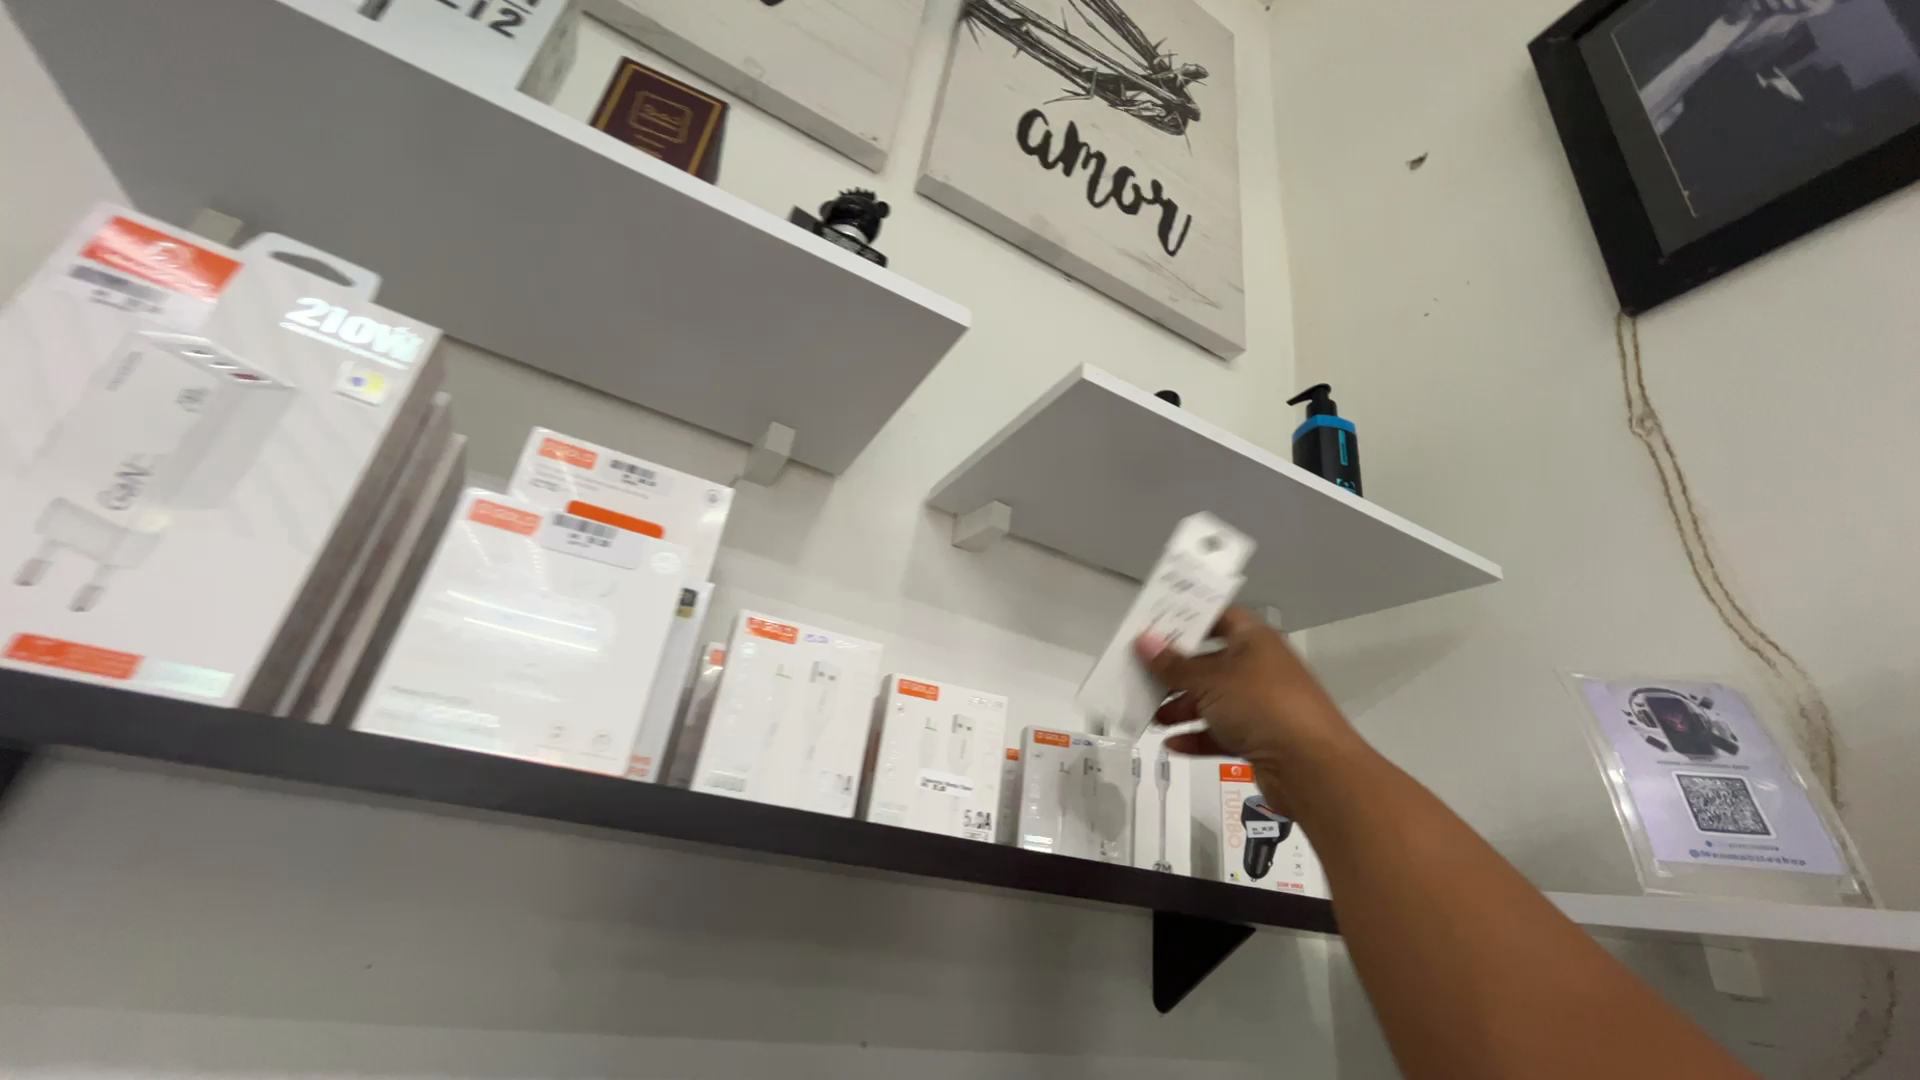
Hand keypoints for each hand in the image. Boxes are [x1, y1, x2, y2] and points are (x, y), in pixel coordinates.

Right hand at [1135, 606, 1357, 814]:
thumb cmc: (1261, 705)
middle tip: (1141, 674)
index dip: (1188, 619)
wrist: (1312, 767)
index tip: (1155, 625)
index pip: (1219, 617)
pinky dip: (1197, 737)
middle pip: (1210, 662)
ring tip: (1151, 716)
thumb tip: (1144, 640)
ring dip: (1182, 707)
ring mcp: (1261, 705)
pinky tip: (1172, 744)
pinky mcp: (1260, 738)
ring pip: (1213, 700)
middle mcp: (1258, 668)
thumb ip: (1173, 664)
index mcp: (1254, 640)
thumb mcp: (1210, 680)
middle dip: (1176, 671)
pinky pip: (1221, 732)